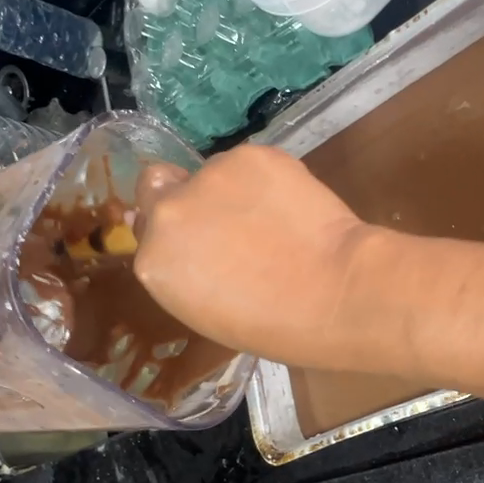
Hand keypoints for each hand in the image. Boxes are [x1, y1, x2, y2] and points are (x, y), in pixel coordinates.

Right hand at [131, 145, 390, 367]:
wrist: (334, 294)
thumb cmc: (277, 326)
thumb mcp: (212, 312)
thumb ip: (188, 271)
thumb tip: (189, 245)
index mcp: (153, 263)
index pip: (149, 231)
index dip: (179, 234)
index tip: (207, 244)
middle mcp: (169, 214)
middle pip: (161, 186)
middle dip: (190, 201)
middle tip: (235, 224)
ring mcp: (208, 178)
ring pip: (212, 173)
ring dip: (233, 190)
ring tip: (275, 221)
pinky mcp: (251, 156)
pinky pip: (251, 164)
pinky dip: (268, 180)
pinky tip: (294, 207)